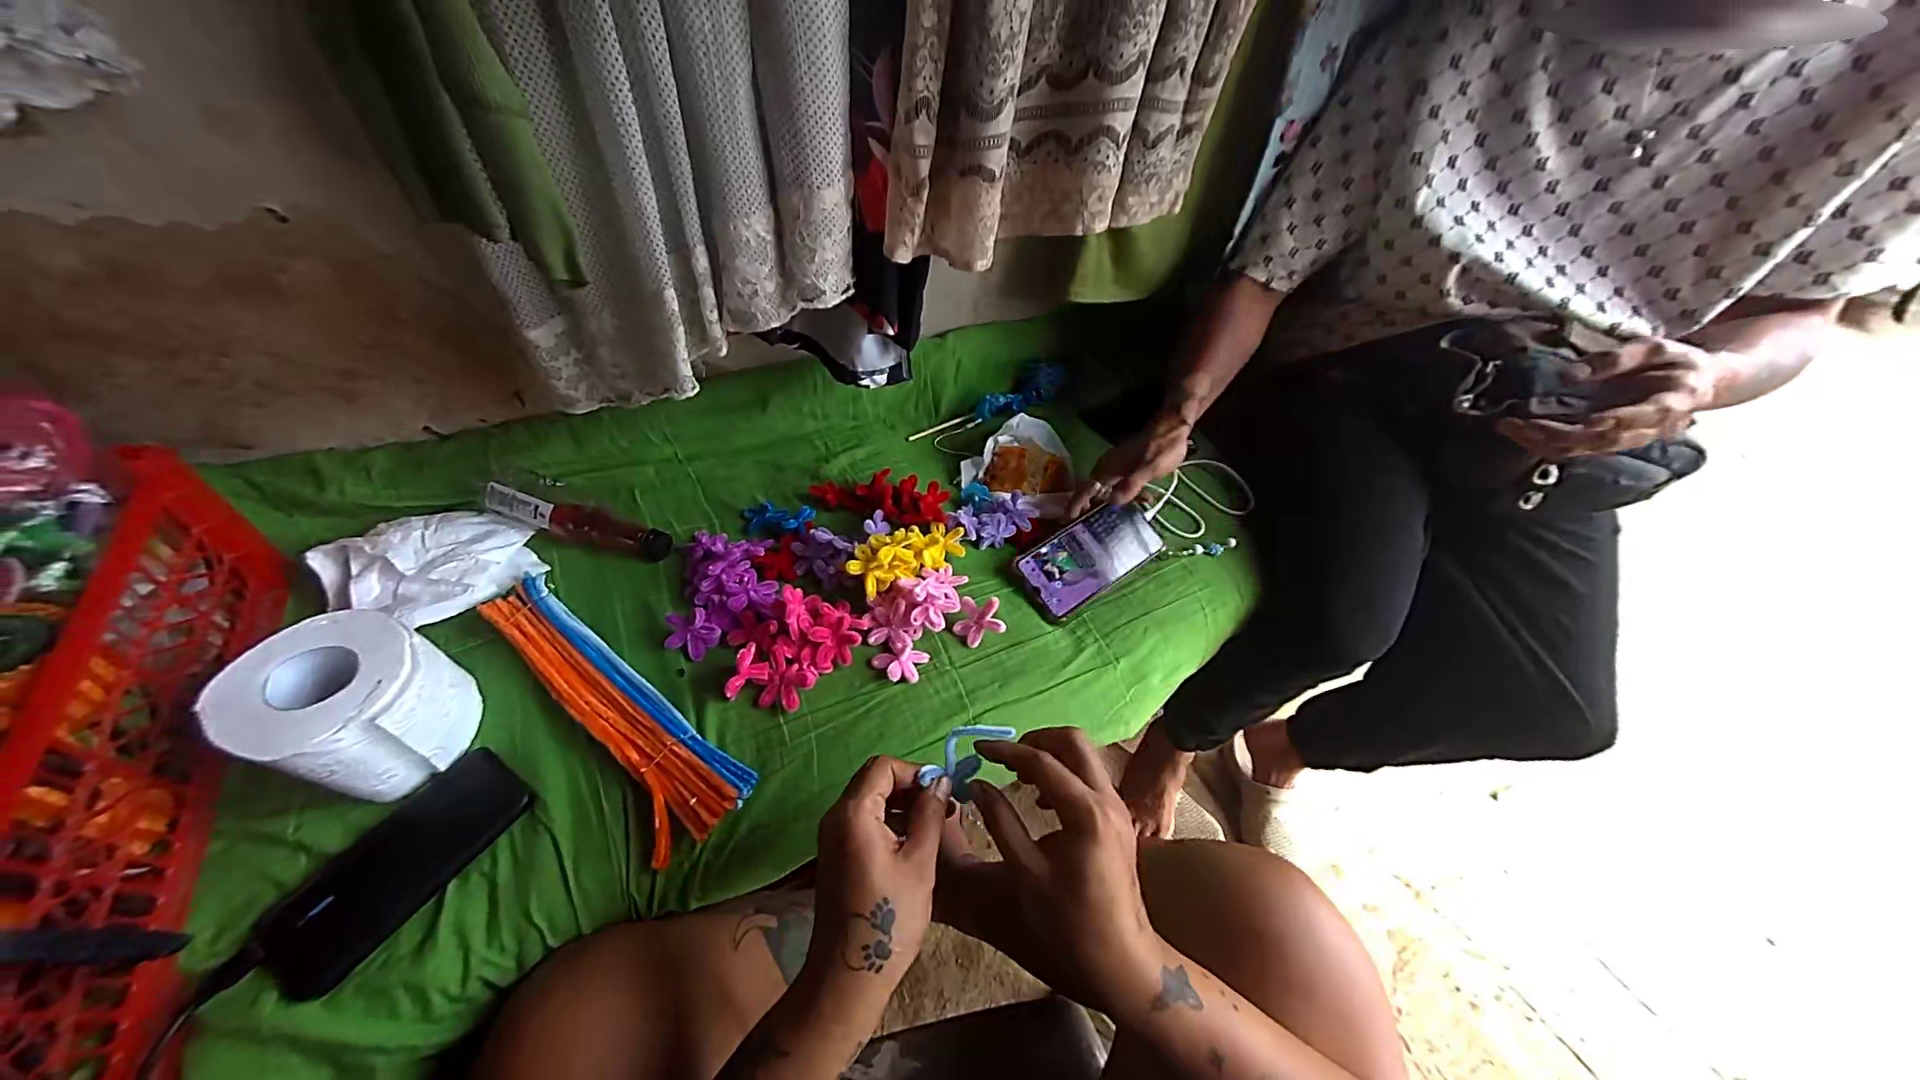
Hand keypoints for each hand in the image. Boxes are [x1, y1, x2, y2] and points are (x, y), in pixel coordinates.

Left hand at [807, 756, 948, 988]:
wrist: (849, 974)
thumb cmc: (890, 917)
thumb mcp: (920, 860)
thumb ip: (930, 813)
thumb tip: (940, 780)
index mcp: (853, 813)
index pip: (884, 766)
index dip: (916, 772)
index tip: (941, 794)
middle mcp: (835, 816)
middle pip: (874, 779)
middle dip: (910, 786)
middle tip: (942, 809)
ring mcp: (832, 836)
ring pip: (870, 799)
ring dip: (902, 804)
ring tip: (934, 826)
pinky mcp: (835, 853)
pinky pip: (863, 820)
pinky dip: (888, 821)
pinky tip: (913, 843)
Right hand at [965, 727, 1162, 1013]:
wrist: (1122, 958)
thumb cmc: (1070, 921)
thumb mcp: (1026, 871)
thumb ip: (1000, 821)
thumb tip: (977, 785)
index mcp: (1085, 812)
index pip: (1042, 761)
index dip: (1006, 751)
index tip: (979, 750)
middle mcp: (1108, 799)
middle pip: (1073, 741)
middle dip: (1036, 739)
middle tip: (1006, 757)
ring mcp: (1118, 806)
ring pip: (1084, 755)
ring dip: (1051, 755)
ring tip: (1019, 776)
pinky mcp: (1119, 816)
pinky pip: (1090, 776)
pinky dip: (1064, 773)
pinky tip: (1042, 799)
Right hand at [1067, 413, 1192, 517]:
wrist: (1171, 426)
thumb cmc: (1161, 447)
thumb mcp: (1148, 469)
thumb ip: (1130, 485)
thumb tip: (1112, 501)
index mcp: (1109, 469)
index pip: (1086, 489)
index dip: (1076, 504)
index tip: (1067, 519)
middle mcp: (1107, 466)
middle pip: (1090, 489)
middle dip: (1084, 506)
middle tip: (1084, 524)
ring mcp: (1115, 464)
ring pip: (1102, 486)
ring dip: (1102, 501)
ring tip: (1108, 517)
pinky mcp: (1125, 464)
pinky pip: (1114, 482)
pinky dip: (1116, 494)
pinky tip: (1135, 501)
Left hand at [1497, 337, 1723, 458]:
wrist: (1699, 383)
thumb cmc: (1677, 362)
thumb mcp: (1657, 348)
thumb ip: (1617, 358)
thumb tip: (1571, 374)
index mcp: (1667, 405)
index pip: (1628, 422)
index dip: (1595, 426)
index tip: (1563, 422)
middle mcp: (1645, 430)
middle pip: (1595, 442)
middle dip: (1550, 435)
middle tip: (1511, 423)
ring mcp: (1625, 440)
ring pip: (1580, 451)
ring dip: (1540, 442)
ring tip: (1507, 427)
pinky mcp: (1608, 442)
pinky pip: (1574, 449)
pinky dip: (1544, 443)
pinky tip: (1520, 431)